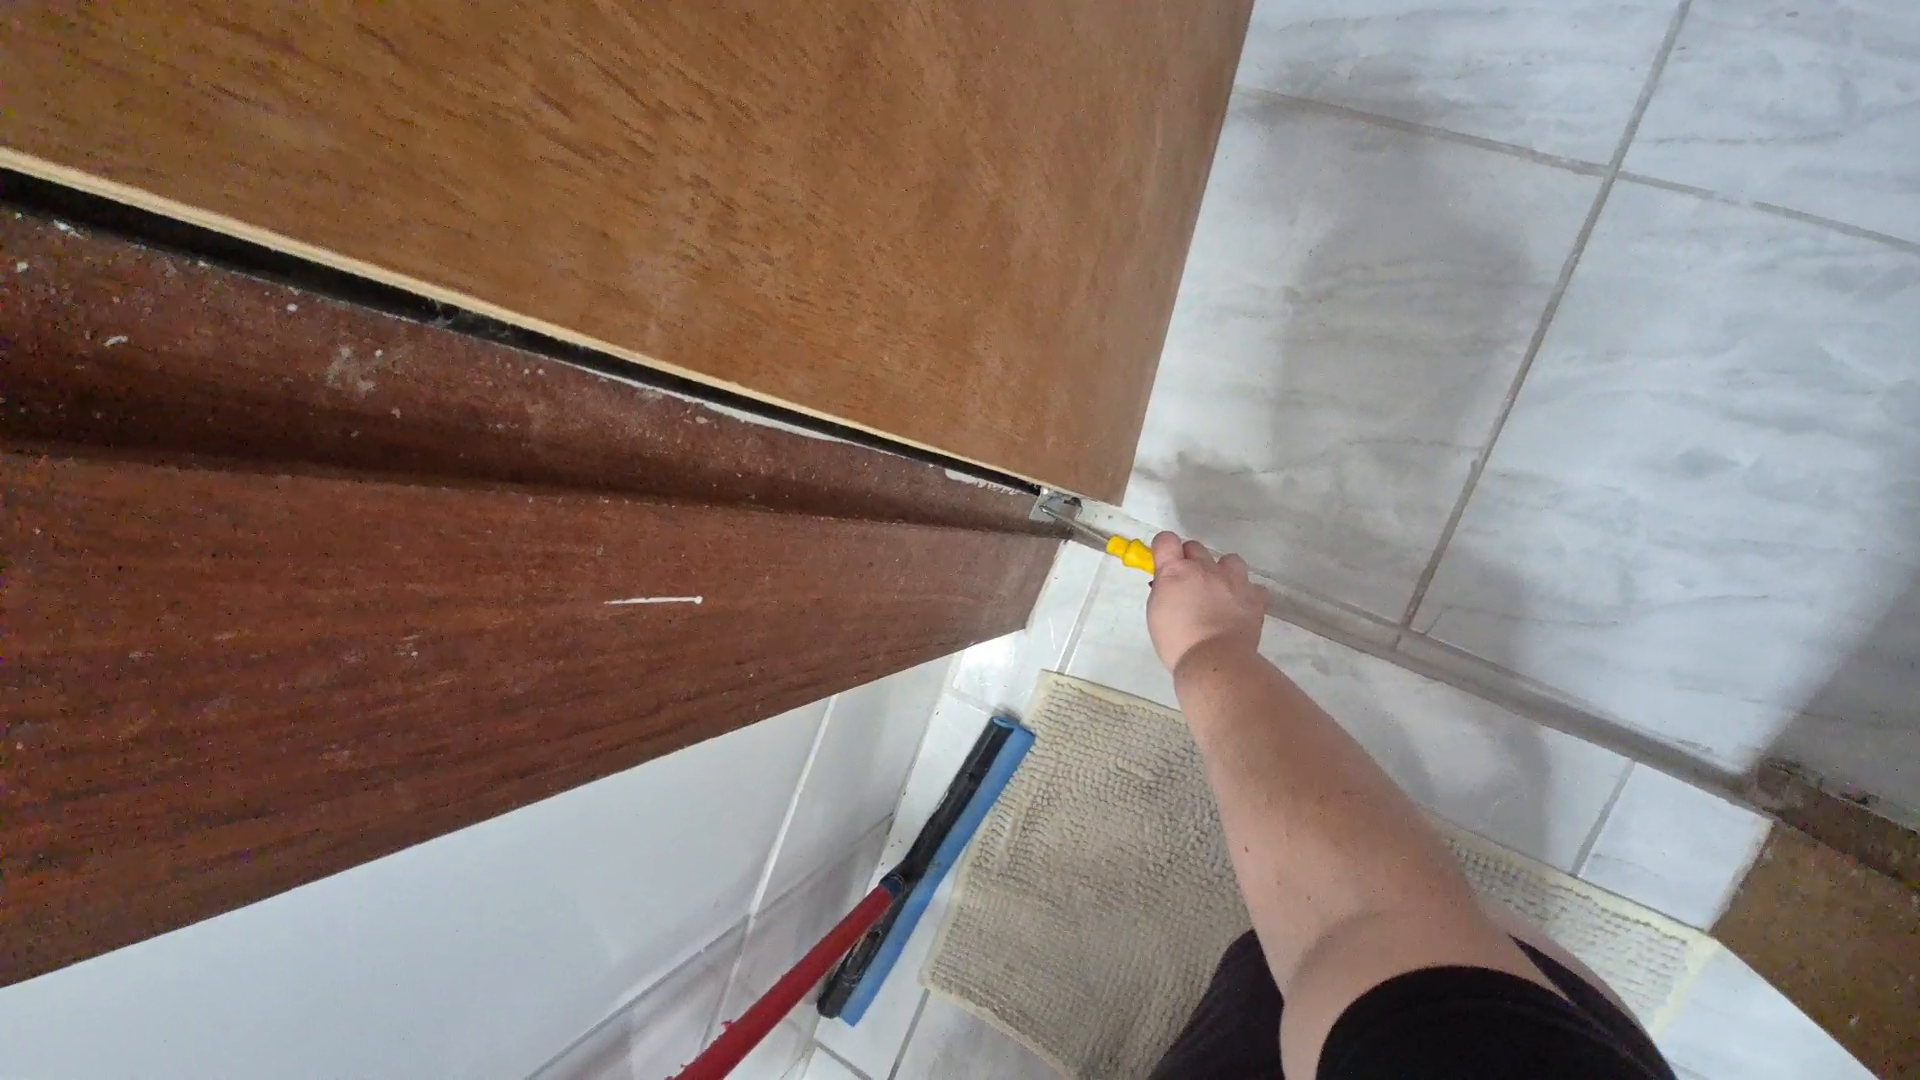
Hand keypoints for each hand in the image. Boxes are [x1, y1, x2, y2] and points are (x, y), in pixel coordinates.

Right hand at [1146, 531, 1266, 673]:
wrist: (1215, 660)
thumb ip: (1164, 590)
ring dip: (1222, 571)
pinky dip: (1246, 594)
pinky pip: (1253, 586)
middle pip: (1195, 547)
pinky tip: (1239, 607)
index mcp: (1176, 572)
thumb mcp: (1157, 613)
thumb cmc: (1177, 641)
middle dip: (1189, 560)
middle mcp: (1205, 568)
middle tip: (1187, 584)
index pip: (1166, 540)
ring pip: (1229, 560)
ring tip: (1219, 591)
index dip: (1164, 548)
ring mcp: (1233, 580)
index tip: (1163, 562)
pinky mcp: (1254, 596)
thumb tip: (1171, 584)